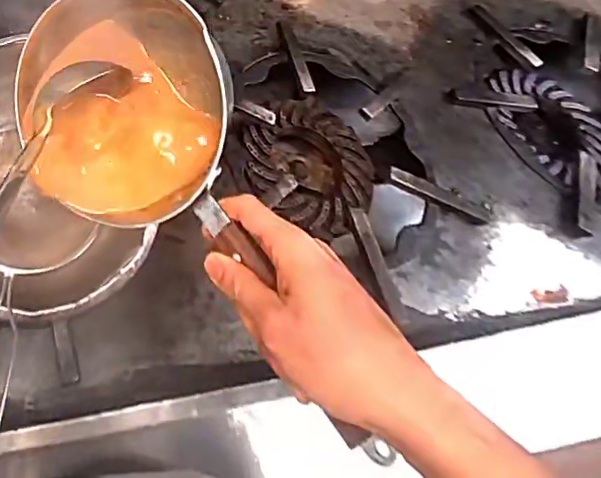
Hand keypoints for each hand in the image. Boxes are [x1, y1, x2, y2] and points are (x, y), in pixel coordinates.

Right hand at [203, 198, 551, 477]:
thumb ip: (239, 286)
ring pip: (277, 281)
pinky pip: (296, 299)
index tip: (205, 229)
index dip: (222, 213)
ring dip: (268, 313)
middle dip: (247, 285)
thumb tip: (216, 260)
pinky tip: (298, 358)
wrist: (395, 391)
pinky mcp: (335, 297)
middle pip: (261, 249)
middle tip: (250, 318)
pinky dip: (288, 325)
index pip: (249, 208)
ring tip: (281, 348)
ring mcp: (326, 274)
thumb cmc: (341, 361)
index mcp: (295, 248)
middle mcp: (313, 253)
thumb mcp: (272, 326)